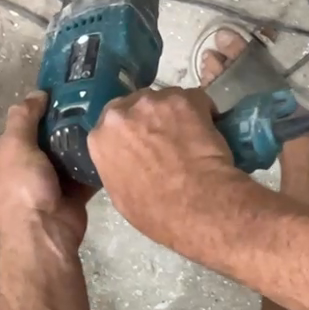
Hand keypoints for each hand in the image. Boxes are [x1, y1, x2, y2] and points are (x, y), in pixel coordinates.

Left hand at [0, 92, 92, 253]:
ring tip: (103, 118)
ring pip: (67, 157)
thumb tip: (36, 93)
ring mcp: (49, 186)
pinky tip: (110, 144)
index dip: (38, 111)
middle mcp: (24, 172)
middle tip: (90, 103)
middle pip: (45, 141)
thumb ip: (23, 117)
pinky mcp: (72, 197)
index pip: (19, 129)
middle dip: (64, 125)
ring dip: (81, 142)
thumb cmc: (22, 188)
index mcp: (3, 160)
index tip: (62, 94)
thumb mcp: (15, 146)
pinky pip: (84, 174)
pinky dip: (95, 163)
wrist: (45, 234)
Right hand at [87, 87, 245, 249]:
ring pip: (164, 100)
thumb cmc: (155, 210)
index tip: (142, 144)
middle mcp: (122, 112)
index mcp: (100, 137)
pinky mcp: (185, 98)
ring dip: (174, 114)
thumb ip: (117, 166)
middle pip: (136, 107)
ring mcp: (154, 101)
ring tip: (189, 137)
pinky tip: (207, 132)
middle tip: (167, 140)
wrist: (195, 203)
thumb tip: (128, 161)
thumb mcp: (119, 194)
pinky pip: (193, 99)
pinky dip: (201, 113)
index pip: (112, 126)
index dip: (130, 133)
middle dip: (149, 119)